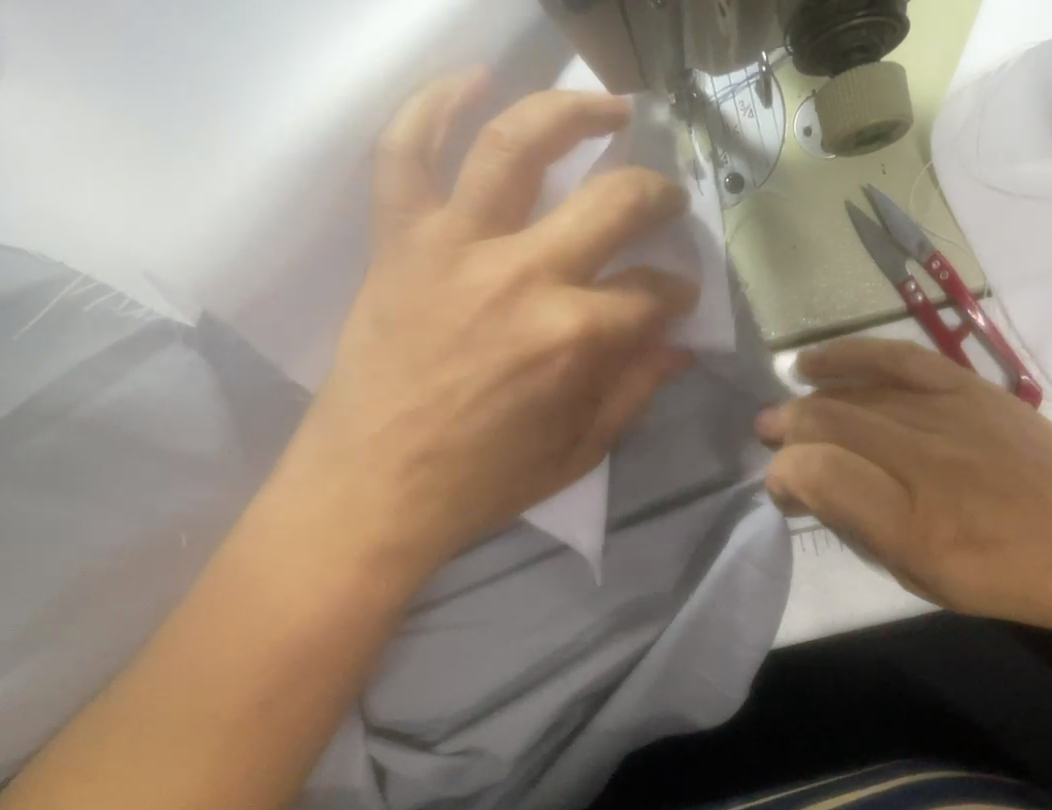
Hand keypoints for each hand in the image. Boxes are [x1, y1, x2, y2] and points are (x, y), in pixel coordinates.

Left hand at [282, 73, 699, 572]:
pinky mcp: (399, 240)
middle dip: (657, 198)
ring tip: (607, 108)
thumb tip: (677, 347)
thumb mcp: (578, 451)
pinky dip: (434, 105)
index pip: (651, 295)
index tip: (677, 300)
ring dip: (573, 113)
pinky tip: (475, 81)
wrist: (374, 486)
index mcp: (575, 337)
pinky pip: (406, 152)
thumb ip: (633, 390)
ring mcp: (455, 246)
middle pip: (612, 203)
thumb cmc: (483, 481)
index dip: (676, 295)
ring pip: (517, 145)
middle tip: (667, 204)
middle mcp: (524, 274)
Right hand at [758, 340, 1051, 639]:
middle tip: (764, 444)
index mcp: (908, 518)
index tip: (776, 489)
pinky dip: (853, 353)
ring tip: (782, 407)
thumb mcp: (918, 572)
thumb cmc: (1000, 575)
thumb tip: (803, 483)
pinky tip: (821, 360)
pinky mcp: (973, 388)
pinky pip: (901, 358)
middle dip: (786, 431)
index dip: (783, 474)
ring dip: (809, 397)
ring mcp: (951, 412)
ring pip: (857, 392)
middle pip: (830, 423)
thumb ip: (857, 523)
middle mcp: (924, 455)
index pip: (816, 472)